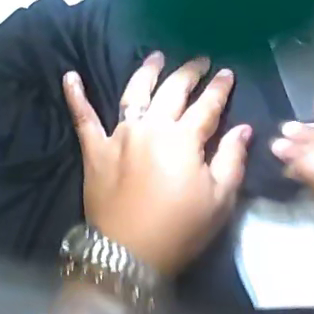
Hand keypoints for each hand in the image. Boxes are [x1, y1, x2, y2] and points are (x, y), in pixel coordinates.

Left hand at [63, 53, 252, 276]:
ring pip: (134, 94)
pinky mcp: (95, 150)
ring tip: (156, 56)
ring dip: (147, 72)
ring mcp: (120, 136)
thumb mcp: (219, 199)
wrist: (128, 256)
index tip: (227, 73)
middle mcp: (152, 128)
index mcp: (184, 139)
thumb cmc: (181, 229)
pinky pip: (83, 119)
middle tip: (200, 61)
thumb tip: (243, 128)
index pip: (207, 105)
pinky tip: (70, 76)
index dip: (219, 88)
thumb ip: (231, 158)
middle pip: (173, 91)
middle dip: (189, 73)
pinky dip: (76, 96)